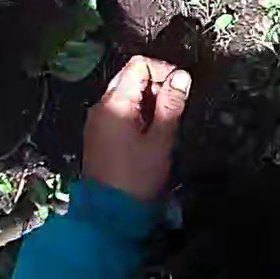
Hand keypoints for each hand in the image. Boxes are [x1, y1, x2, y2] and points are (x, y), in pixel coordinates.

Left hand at [83, 56, 190, 202]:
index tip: (180, 88)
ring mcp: (97, 119)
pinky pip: (119, 109)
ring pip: (125, 92)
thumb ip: (170, 105)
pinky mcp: (98, 132)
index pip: (138, 64)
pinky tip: (149, 131)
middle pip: (130, 75)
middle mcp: (101, 105)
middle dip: (156, 84)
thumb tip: (182, 77)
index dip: (163, 70)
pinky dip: (137, 111)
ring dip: (148, 99)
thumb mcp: (160, 140)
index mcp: (114, 103)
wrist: (109, 214)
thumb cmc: (136, 178)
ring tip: (164, 121)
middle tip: (175, 106)